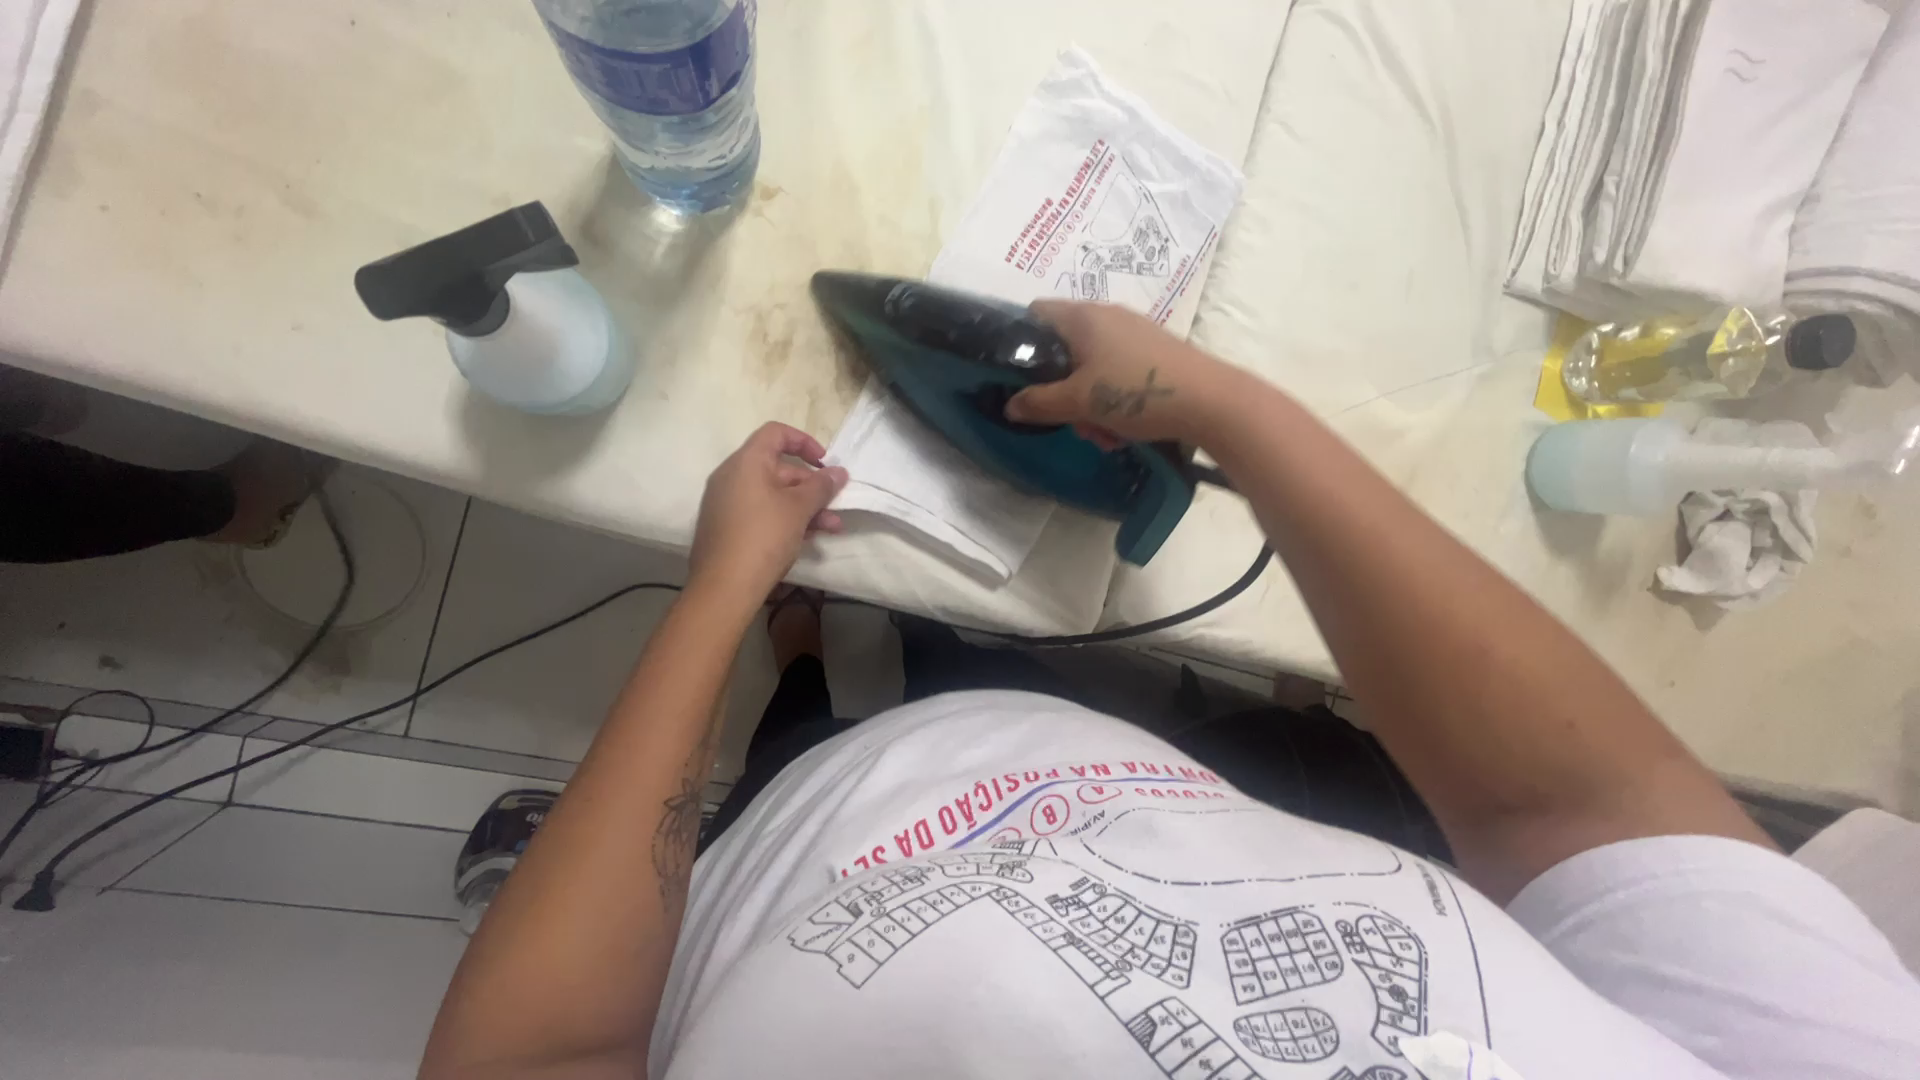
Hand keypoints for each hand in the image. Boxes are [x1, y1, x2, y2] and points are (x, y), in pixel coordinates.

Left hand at [690, 423, 848, 597]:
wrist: (724, 587)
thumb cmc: (764, 537)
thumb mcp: (799, 509)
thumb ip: (822, 486)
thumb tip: (839, 472)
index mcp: (746, 462)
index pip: (776, 433)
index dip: (805, 442)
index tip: (825, 463)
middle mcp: (731, 476)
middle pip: (777, 467)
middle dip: (811, 485)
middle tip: (835, 505)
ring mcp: (726, 503)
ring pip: (772, 494)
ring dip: (804, 507)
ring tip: (831, 528)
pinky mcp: (726, 527)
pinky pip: (760, 512)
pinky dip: (784, 518)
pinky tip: (807, 538)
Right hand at [1005, 301, 1227, 443]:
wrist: (1210, 402)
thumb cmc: (1135, 393)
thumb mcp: (1079, 402)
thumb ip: (1039, 403)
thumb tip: (1010, 406)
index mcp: (1083, 316)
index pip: (1035, 313)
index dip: (1020, 341)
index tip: (1019, 376)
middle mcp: (1107, 317)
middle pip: (1064, 350)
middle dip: (1061, 390)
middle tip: (1069, 420)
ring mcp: (1134, 334)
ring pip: (1092, 369)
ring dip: (1089, 406)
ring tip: (1104, 435)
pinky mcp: (1154, 355)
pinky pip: (1118, 375)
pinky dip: (1114, 403)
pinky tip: (1125, 431)